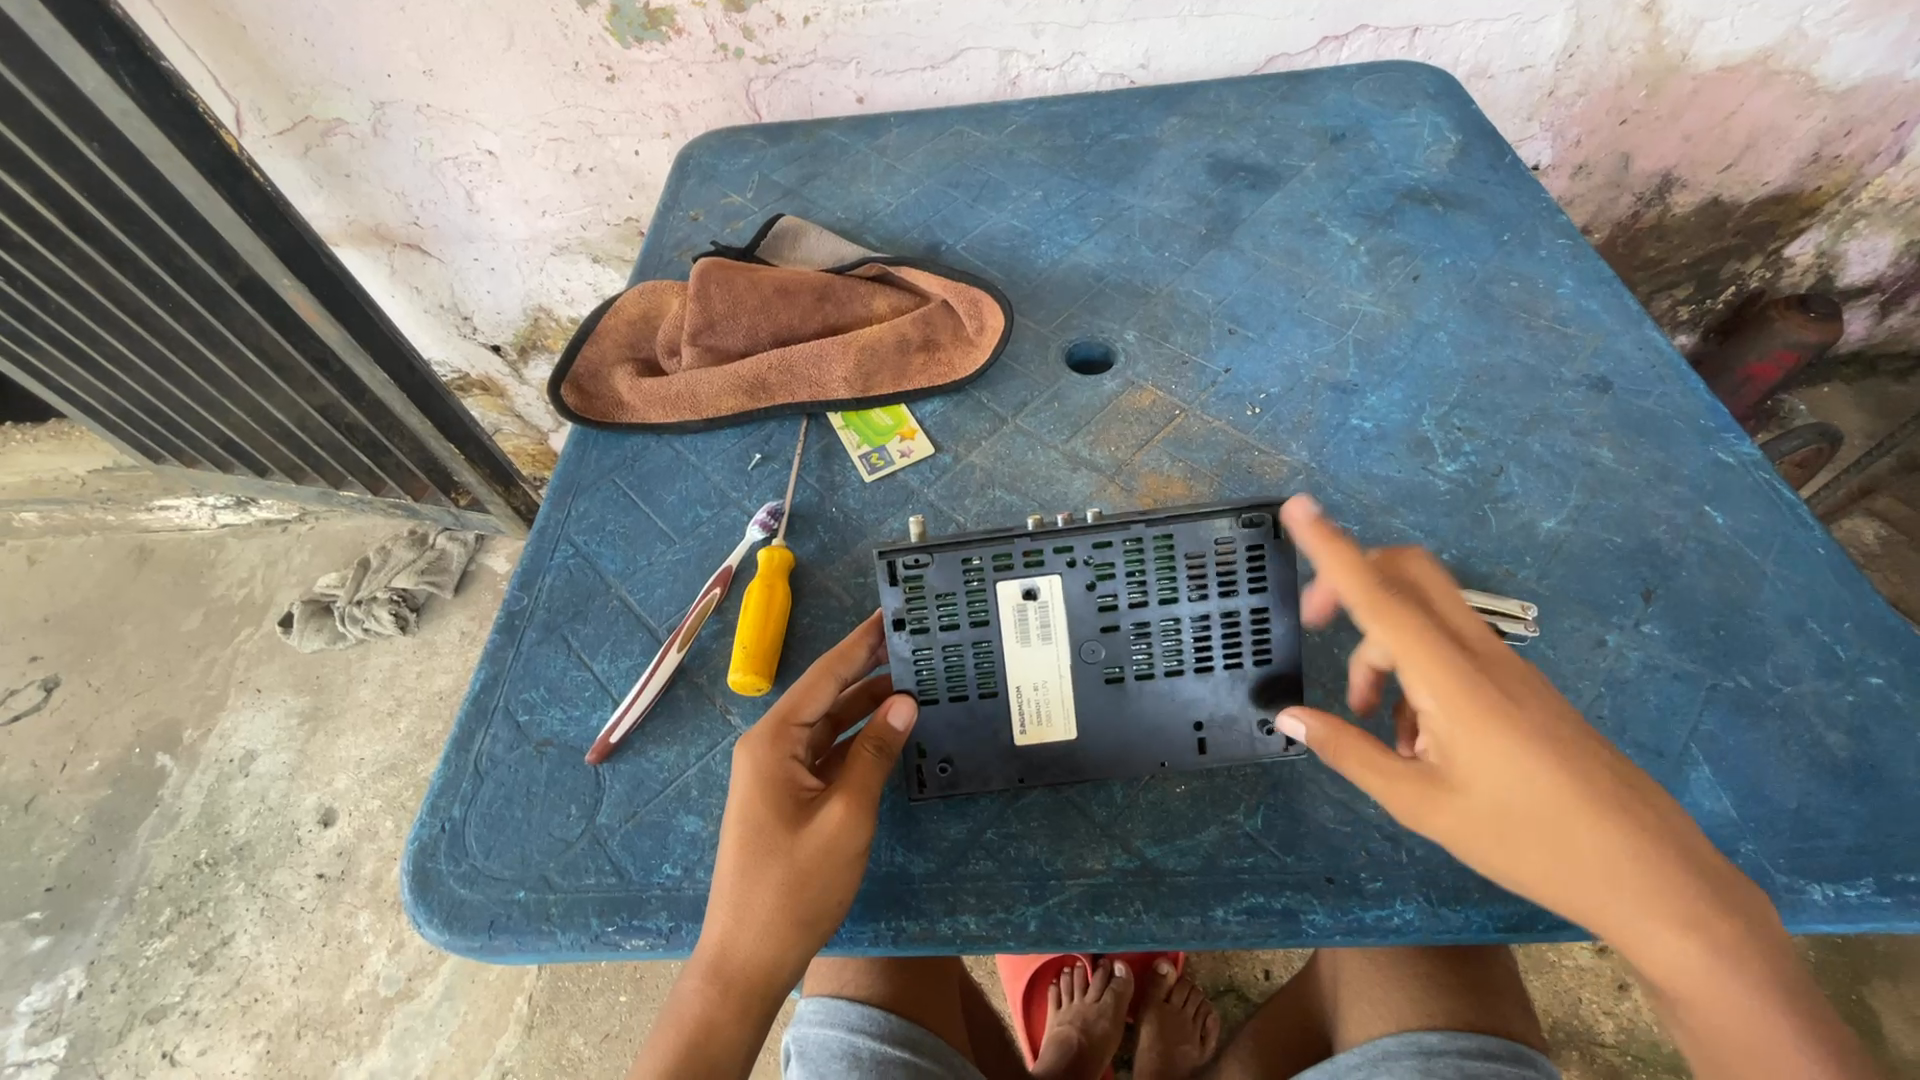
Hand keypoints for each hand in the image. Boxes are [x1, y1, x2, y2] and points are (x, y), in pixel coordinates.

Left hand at [697, 611, 916, 991]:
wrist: (749, 957)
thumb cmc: (795, 886)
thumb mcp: (846, 815)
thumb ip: (875, 753)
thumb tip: (905, 702)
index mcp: (773, 740)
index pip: (824, 676)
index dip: (860, 644)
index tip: (889, 613)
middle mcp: (771, 746)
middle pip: (826, 696)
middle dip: (869, 671)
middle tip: (915, 644)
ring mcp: (778, 772)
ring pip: (829, 725)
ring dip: (868, 707)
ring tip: (916, 680)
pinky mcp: (789, 796)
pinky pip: (828, 754)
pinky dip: (859, 741)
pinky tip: (892, 729)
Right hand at [1274, 495, 1768, 951]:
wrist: (1653, 875)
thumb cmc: (1529, 840)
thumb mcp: (1421, 804)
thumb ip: (1349, 751)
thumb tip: (1289, 716)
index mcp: (1450, 678)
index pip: (1378, 595)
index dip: (1332, 548)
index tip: (1299, 508)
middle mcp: (1479, 655)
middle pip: (1410, 574)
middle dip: (1352, 577)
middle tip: (1317, 621)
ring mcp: (1507, 667)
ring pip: (1425, 618)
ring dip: (1380, 649)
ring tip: (1373, 723)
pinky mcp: (1522, 687)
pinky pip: (1452, 651)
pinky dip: (1415, 674)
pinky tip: (1418, 742)